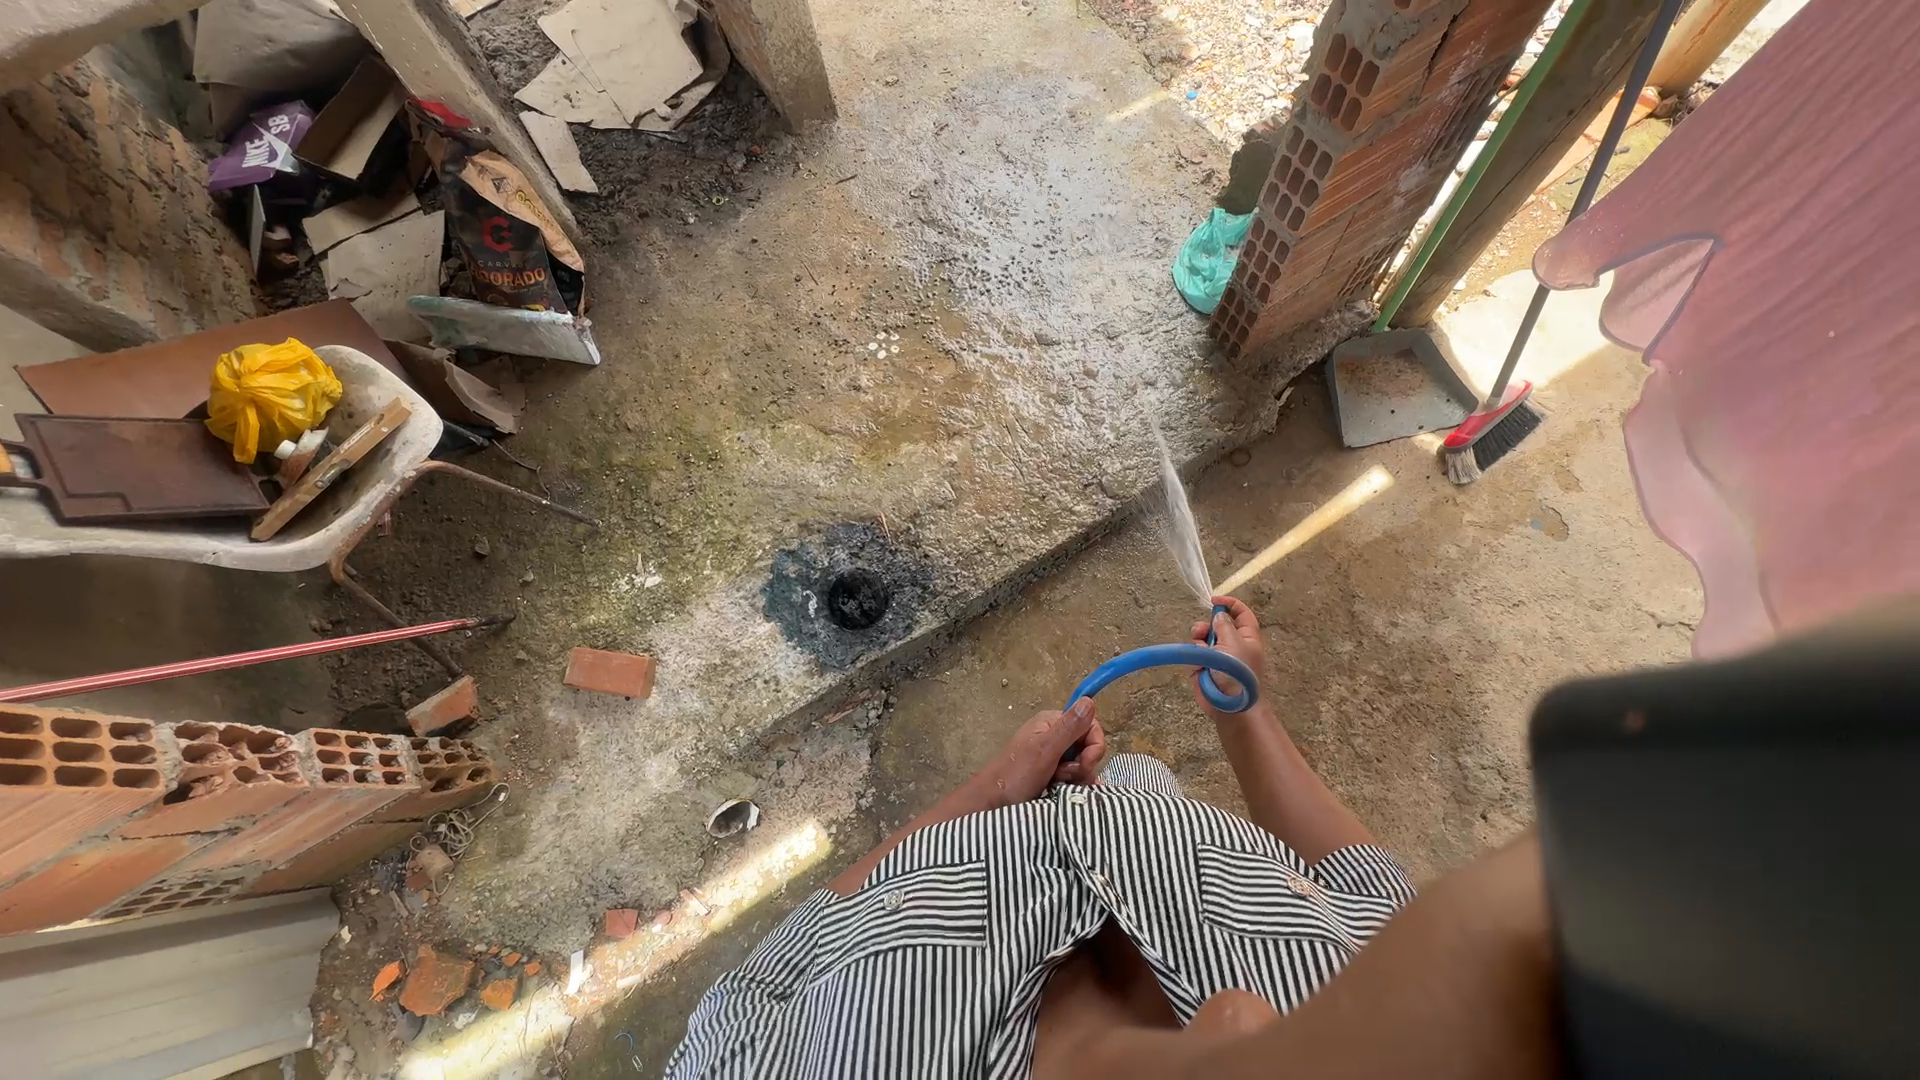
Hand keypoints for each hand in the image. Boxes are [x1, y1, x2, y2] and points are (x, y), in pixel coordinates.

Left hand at [974, 698, 1106, 806]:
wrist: (991, 804)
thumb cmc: (1015, 775)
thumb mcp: (1044, 750)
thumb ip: (1068, 728)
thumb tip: (1090, 700)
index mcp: (1052, 722)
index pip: (1090, 726)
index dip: (1093, 746)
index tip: (1084, 762)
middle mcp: (1054, 735)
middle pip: (1089, 747)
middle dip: (1083, 765)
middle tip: (1064, 776)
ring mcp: (1053, 756)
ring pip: (1083, 765)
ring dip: (1076, 778)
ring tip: (1057, 785)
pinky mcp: (1052, 774)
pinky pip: (1074, 778)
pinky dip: (1073, 785)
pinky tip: (1064, 793)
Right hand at [1190, 595, 1265, 717]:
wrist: (1231, 706)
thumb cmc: (1239, 674)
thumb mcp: (1234, 643)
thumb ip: (1224, 625)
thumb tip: (1218, 615)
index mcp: (1247, 637)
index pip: (1240, 613)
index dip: (1229, 604)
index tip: (1213, 601)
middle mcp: (1232, 644)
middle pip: (1216, 625)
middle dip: (1206, 626)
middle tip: (1201, 632)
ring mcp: (1218, 657)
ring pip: (1201, 639)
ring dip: (1198, 643)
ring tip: (1201, 653)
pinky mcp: (1204, 668)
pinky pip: (1194, 655)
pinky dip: (1195, 659)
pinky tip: (1198, 668)